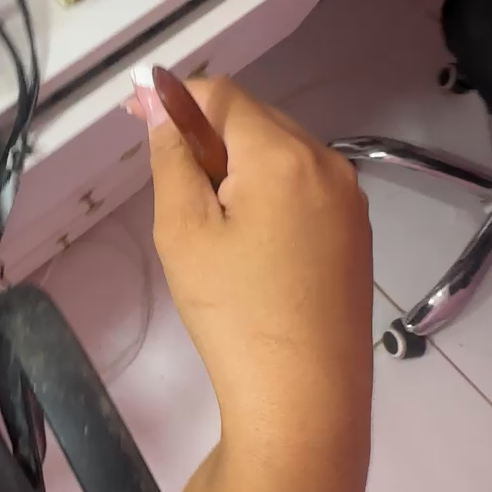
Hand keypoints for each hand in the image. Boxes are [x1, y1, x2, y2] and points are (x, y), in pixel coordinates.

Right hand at [131, 74, 372, 418]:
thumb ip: (172, 158)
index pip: (223, 95)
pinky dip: (264, 186)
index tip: (135, 114)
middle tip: (166, 175)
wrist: (304, 396)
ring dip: (235, 160)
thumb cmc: (231, 310)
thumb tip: (160, 102)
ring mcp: (349, 198)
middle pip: (254, 119)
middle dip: (204, 130)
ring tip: (205, 212)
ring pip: (280, 151)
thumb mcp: (184, 230)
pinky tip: (247, 234)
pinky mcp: (355, 230)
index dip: (175, 95)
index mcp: (282, 155)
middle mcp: (327, 162)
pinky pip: (302, 183)